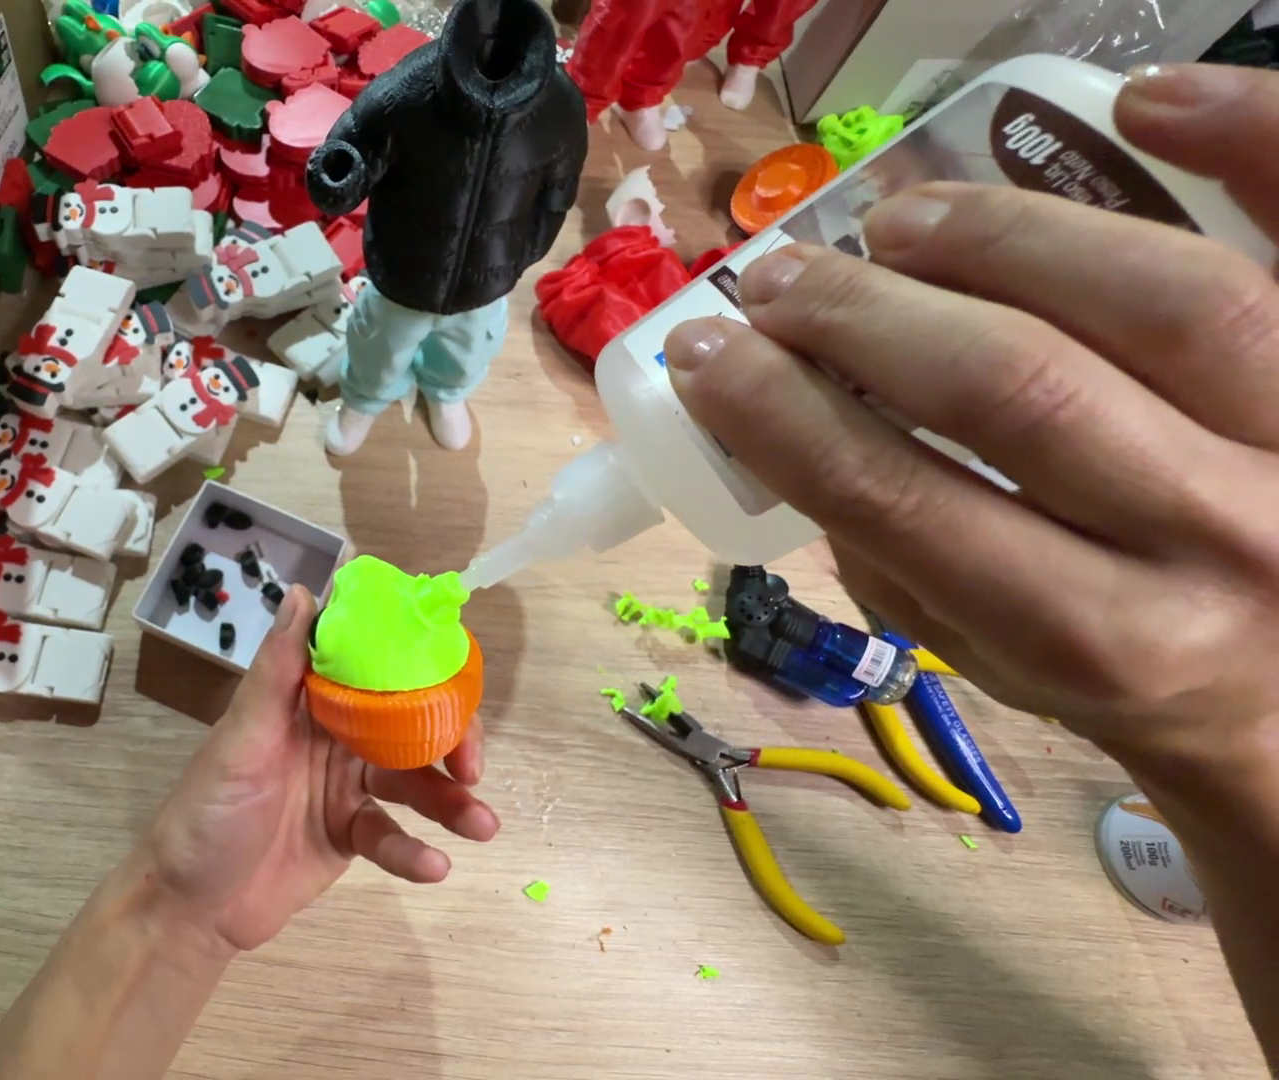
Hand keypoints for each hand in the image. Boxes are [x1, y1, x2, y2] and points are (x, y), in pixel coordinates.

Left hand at [133, 584, 497, 952]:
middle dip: (448, 739)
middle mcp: (332, 737)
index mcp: (308, 701)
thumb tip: (305, 589)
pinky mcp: (349, 835)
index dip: (417, 665)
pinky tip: (433, 867)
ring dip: (449, 801)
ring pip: (410, 782)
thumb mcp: (242, 737)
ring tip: (482, 823)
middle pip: (406, 726)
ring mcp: (343, 788)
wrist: (189, 907)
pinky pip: (391, 836)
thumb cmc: (209, 811)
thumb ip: (277, 670)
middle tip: (474, 764)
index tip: (458, 673)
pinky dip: (413, 851)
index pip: (371, 668)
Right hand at [660, 63, 1278, 760]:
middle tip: (774, 280)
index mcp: (1082, 632)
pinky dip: (1260, 139)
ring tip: (894, 221)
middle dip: (857, 317)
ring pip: (1162, 298)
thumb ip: (889, 553)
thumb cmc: (1117, 670)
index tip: (701, 350)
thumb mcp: (978, 652)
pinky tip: (1147, 103)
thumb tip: (803, 419)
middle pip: (1008, 388)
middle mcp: (1216, 541)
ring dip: (996, 239)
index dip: (770, 408)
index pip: (887, 495)